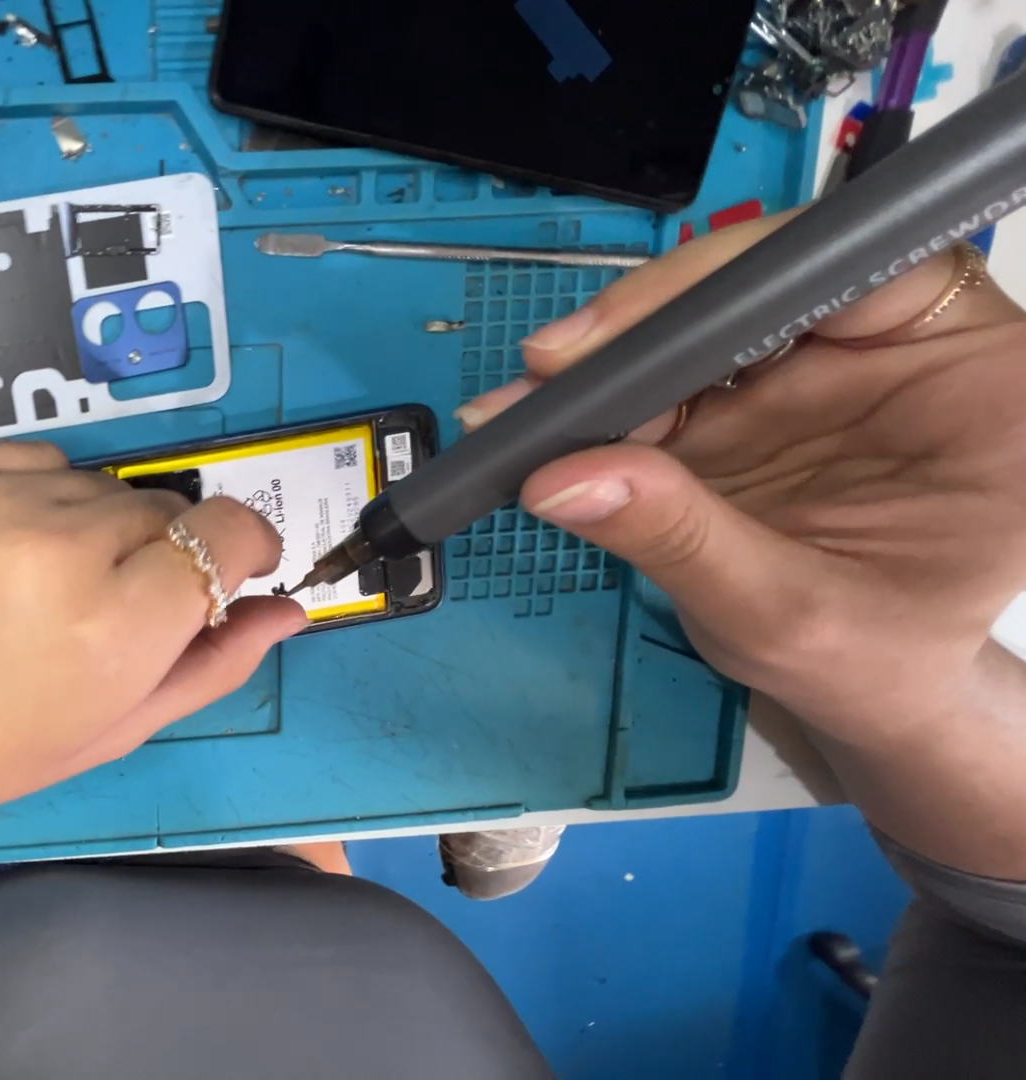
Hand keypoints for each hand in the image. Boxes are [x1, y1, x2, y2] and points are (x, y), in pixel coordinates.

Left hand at [0, 441, 305, 827]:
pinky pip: (43, 462)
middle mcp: (58, 547)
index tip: (222, 575)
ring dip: (100, 528)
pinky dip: (45, 498)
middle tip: (104, 609)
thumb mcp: (110, 729)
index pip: (228, 535)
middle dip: (160, 554)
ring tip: (42, 586)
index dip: (240, 552)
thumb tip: (286, 610)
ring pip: (106, 485)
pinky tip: (6, 550)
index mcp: (110, 628)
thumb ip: (212, 665)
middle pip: (167, 509)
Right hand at [459, 215, 1025, 745]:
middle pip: (750, 298)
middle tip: (543, 367)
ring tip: (510, 410)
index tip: (621, 333)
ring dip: (588, 373)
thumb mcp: (781, 612)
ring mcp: (789, 390)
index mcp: (966, 385)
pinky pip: (640, 394)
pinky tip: (524, 429)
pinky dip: (578, 412)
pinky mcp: (721, 419)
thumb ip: (680, 540)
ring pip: (679, 343)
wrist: (842, 689)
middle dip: (636, 330)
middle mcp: (877, 367)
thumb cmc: (865, 657)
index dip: (736, 283)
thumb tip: (560, 480)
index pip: (859, 276)